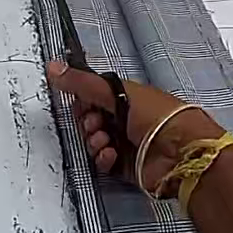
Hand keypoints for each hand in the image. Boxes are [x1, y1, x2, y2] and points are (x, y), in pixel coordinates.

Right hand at [46, 61, 223, 193]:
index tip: (81, 104)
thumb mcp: (116, 93)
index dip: (83, 102)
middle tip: (96, 124)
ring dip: (95, 141)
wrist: (180, 152)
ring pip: (96, 143)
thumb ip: (82, 83)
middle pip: (92, 122)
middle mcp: (126, 119)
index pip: (94, 98)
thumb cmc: (156, 115)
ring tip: (105, 141)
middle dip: (88, 123)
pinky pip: (105, 162)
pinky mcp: (127, 166)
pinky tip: (111, 155)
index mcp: (127, 98)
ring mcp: (127, 144)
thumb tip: (52, 66)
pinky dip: (104, 158)